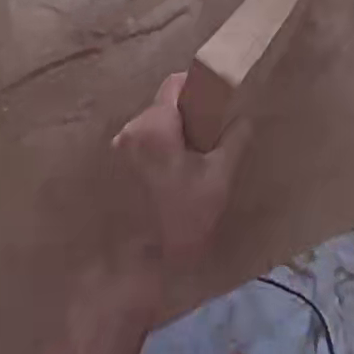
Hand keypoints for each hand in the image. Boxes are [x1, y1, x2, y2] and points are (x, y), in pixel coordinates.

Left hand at [112, 73, 250, 273]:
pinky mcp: (110, 171)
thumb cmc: (179, 221)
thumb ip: (233, 142)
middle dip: (185, 117)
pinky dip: (155, 153)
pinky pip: (139, 147)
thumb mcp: (217, 181)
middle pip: (162, 107)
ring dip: (169, 137)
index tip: (215, 103)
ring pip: (150, 128)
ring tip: (191, 164)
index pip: (174, 83)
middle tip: (209, 139)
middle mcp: (128, 130)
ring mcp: (115, 151)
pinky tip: (170, 181)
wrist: (133, 270)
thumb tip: (244, 119)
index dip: (196, 87)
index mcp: (153, 125)